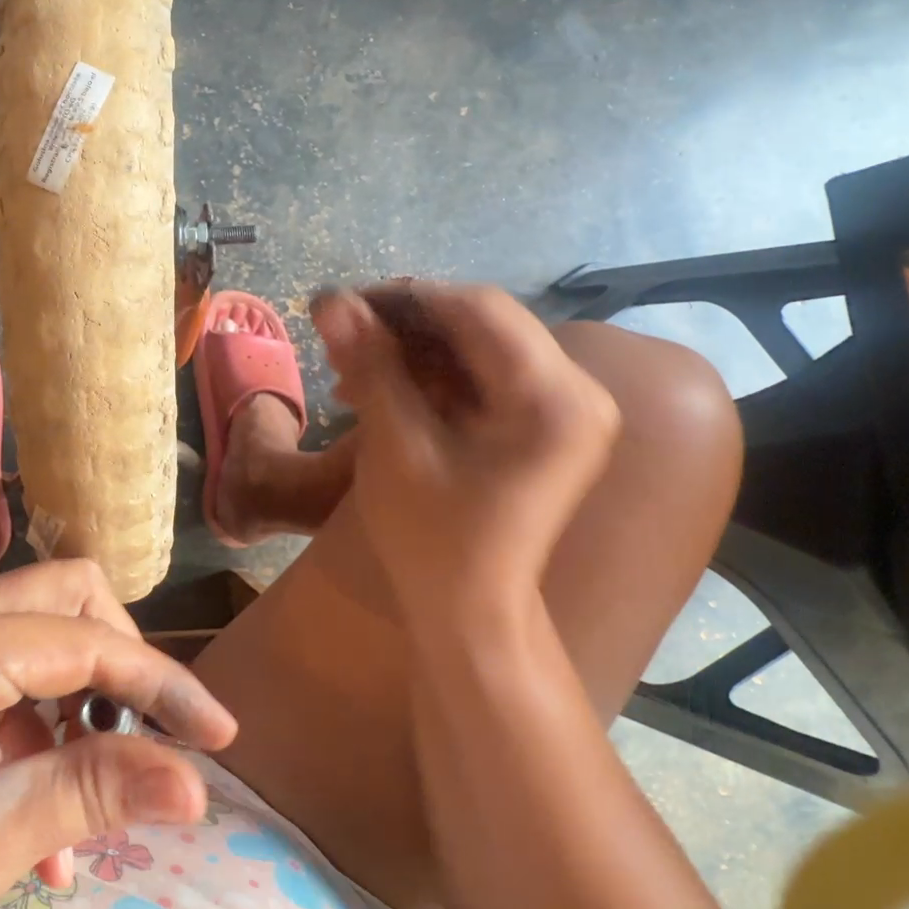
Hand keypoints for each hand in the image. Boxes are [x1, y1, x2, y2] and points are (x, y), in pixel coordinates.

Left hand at [0, 560, 238, 908]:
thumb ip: (90, 794)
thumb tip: (195, 781)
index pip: (86, 639)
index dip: (161, 683)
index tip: (219, 737)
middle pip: (68, 599)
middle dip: (125, 663)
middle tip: (162, 738)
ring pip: (44, 630)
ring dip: (87, 699)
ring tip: (107, 791)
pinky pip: (11, 671)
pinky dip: (47, 725)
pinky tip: (55, 815)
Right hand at [311, 284, 619, 625]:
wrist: (470, 611)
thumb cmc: (432, 538)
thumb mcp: (395, 446)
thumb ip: (370, 365)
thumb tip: (330, 299)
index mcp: (554, 399)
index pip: (479, 309)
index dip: (404, 297)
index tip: (338, 305)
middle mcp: (578, 392)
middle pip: (482, 323)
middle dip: (404, 324)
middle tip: (338, 338)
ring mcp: (565, 410)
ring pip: (478, 346)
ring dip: (411, 349)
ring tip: (349, 370)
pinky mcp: (544, 425)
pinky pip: (483, 376)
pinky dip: (430, 375)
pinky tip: (380, 389)